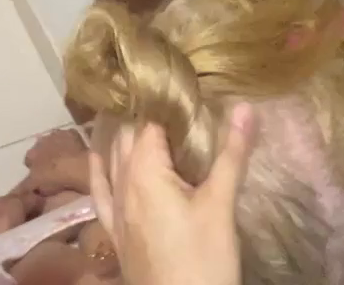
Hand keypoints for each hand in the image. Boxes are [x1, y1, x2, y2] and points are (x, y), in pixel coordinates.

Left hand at [87, 102, 255, 284]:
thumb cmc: (203, 259)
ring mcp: (115, 209)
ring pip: (112, 159)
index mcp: (144, 167)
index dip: (163, 100)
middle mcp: (123, 182)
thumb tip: (246, 105)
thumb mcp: (221, 204)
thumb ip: (232, 153)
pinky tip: (97, 158)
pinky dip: (99, 169)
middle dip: (144, 115)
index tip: (179, 84)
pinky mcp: (116, 233)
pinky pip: (100, 192)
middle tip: (169, 102)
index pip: (148, 118)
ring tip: (137, 115)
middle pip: (127, 135)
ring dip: (122, 137)